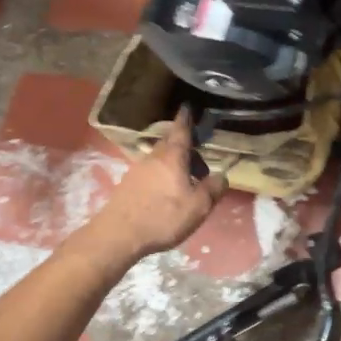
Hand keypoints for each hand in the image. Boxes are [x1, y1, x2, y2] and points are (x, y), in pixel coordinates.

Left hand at [83, 112, 227, 262]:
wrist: (118, 235)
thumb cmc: (163, 217)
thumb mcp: (198, 206)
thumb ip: (213, 189)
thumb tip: (222, 176)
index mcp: (172, 156)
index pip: (181, 130)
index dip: (186, 118)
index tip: (187, 105)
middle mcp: (154, 157)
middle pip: (172, 145)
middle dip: (187, 151)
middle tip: (201, 169)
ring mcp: (138, 170)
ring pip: (161, 160)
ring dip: (176, 167)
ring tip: (186, 188)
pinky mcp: (128, 185)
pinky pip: (151, 173)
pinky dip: (163, 177)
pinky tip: (166, 198)